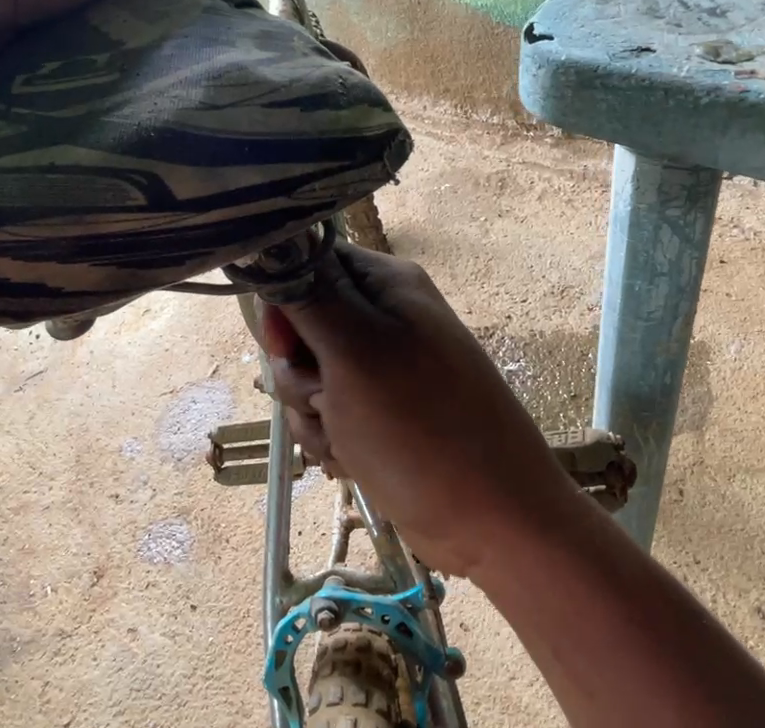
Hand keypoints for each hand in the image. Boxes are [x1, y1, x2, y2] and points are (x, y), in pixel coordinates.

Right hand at [259, 245, 580, 576]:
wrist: (494, 521)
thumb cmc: (422, 429)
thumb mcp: (355, 352)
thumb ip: (309, 294)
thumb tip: (270, 242)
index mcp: (385, 285)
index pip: (306, 263)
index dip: (284, 305)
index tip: (286, 346)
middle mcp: (382, 319)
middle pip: (298, 327)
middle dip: (297, 372)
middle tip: (326, 398)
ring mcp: (380, 370)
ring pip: (306, 377)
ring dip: (311, 414)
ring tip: (345, 440)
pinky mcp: (378, 414)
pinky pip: (325, 414)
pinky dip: (329, 439)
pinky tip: (354, 461)